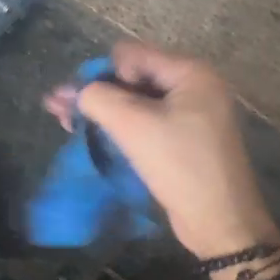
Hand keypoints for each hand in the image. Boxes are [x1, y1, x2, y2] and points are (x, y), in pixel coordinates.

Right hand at [67, 41, 279, 258]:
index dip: (103, 74)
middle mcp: (194, 87)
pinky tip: (90, 133)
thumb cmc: (180, 165)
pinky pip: (144, 121)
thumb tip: (76, 92)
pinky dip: (118, 125)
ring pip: (134, 101)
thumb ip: (96, 97)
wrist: (221, 224)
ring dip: (101, 109)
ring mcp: (191, 114)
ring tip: (63, 120)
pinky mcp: (184, 139)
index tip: (86, 103)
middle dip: (94, 91)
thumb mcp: (132, 124)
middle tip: (57, 106)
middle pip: (131, 76)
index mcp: (190, 73)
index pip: (130, 54)